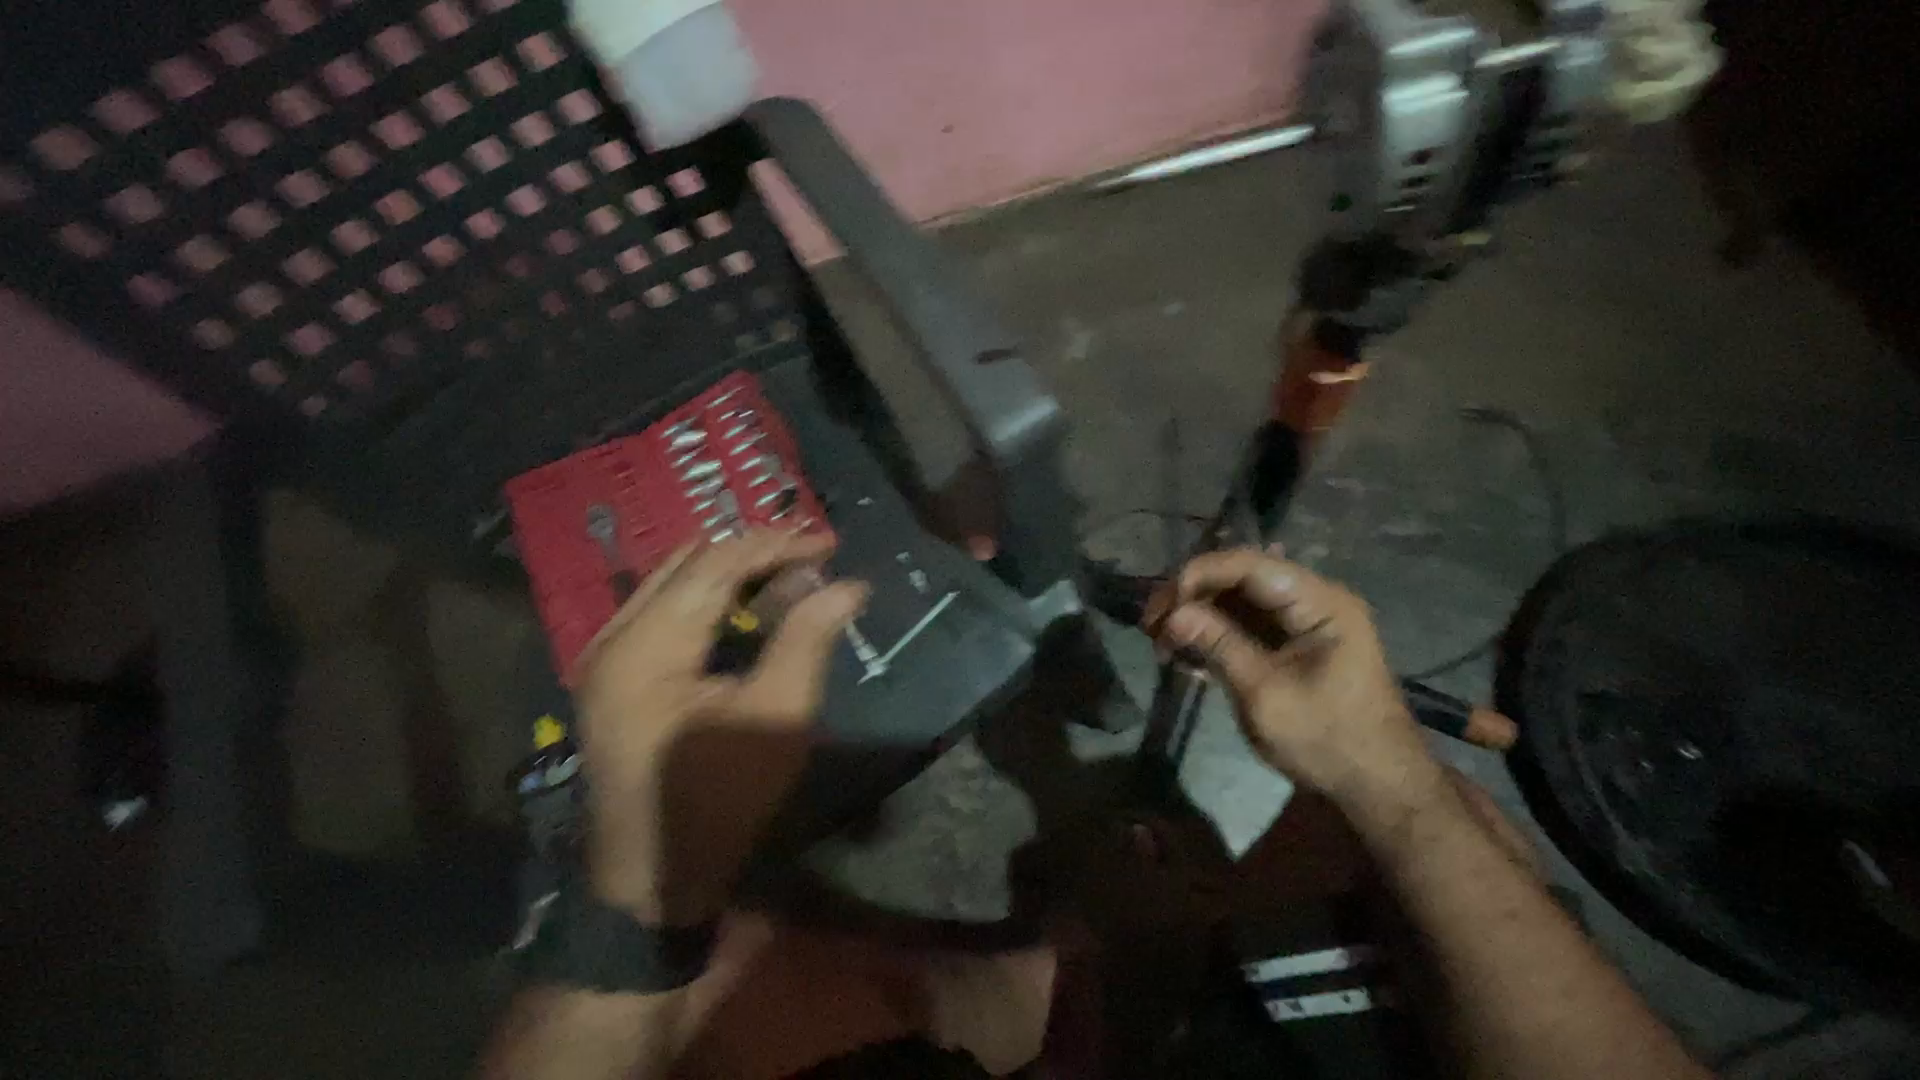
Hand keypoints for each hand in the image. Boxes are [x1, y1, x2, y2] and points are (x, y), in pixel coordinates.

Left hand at [572, 529, 868, 924]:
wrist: (651, 879)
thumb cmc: (718, 801)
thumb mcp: (776, 719)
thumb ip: (807, 640)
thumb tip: (848, 585)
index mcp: (645, 647)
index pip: (715, 566)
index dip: (776, 545)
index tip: (830, 543)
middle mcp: (613, 636)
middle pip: (687, 563)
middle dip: (753, 552)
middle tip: (813, 557)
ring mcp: (605, 655)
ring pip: (672, 581)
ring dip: (731, 571)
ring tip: (789, 575)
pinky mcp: (613, 674)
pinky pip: (663, 609)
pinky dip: (709, 598)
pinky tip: (747, 607)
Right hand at [1147, 547, 1441, 809]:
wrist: (1378, 785)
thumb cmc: (1326, 739)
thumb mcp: (1265, 693)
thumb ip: (1219, 645)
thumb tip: (1172, 614)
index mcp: (1320, 602)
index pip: (1251, 565)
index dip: (1200, 574)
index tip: (1162, 604)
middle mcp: (1314, 599)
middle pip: (1241, 577)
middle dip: (1193, 596)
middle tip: (1152, 625)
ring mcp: (1305, 621)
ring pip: (1239, 599)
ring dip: (1199, 615)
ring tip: (1161, 641)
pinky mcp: (1295, 643)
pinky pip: (1248, 623)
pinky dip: (1216, 634)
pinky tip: (1186, 654)